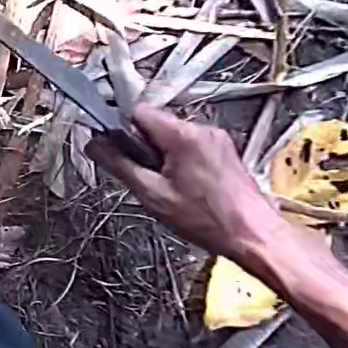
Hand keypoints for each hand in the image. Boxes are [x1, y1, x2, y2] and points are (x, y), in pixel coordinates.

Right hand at [87, 105, 300, 272]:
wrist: (254, 235)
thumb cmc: (205, 218)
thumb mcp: (151, 194)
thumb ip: (118, 164)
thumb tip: (93, 144)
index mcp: (183, 135)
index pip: (138, 112)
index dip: (122, 131)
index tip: (120, 153)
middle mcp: (202, 129)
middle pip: (154, 124)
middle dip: (142, 147)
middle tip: (146, 177)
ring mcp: (216, 139)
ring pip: (171, 136)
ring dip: (160, 155)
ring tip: (166, 185)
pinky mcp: (223, 150)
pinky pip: (189, 145)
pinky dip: (178, 160)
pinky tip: (183, 185)